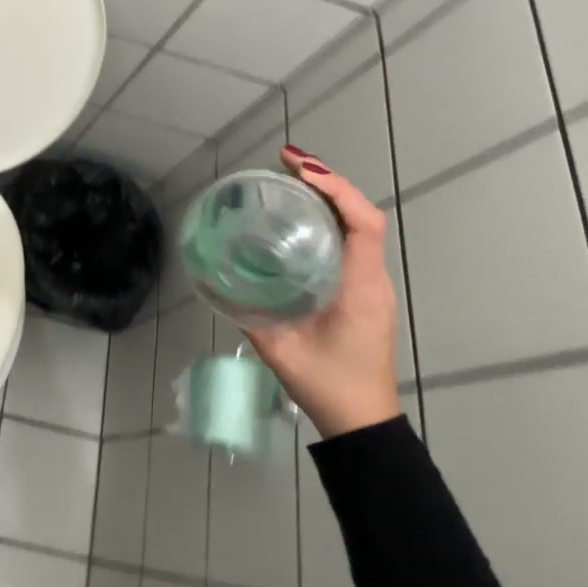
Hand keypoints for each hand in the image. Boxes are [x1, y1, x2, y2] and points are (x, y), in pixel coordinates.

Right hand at [242, 146, 401, 438]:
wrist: (363, 423)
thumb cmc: (328, 386)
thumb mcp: (282, 351)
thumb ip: (250, 315)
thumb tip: (216, 280)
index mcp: (360, 288)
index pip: (363, 223)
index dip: (336, 188)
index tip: (300, 169)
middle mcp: (372, 280)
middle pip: (360, 215)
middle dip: (327, 181)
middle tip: (286, 163)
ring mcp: (371, 286)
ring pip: (357, 227)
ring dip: (329, 198)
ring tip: (289, 180)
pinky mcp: (364, 293)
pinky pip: (351, 244)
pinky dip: (328, 220)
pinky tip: (299, 219)